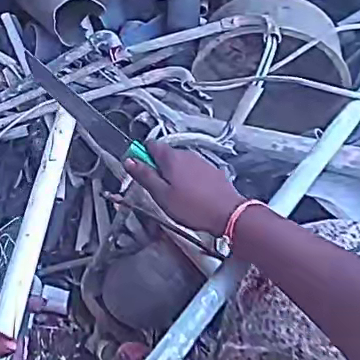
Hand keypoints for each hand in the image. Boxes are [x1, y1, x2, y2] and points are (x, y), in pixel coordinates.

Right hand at [126, 139, 247, 235]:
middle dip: (157, 167)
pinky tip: (191, 196)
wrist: (230, 215)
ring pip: (179, 163)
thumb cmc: (194, 207)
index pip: (148, 145)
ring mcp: (201, 162)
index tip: (140, 170)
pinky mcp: (212, 172)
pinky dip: (189, 179)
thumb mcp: (161, 194)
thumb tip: (129, 161)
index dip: (140, 156)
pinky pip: (193, 171)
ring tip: (174, 195)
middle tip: (156, 188)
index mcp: (170, 157)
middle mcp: (186, 154)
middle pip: (164, 154)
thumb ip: (144, 175)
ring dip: (173, 174)